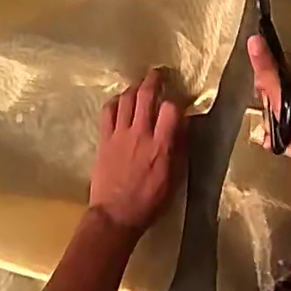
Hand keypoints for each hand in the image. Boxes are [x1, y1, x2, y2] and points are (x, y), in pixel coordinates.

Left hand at [89, 69, 184, 233]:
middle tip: (158, 73)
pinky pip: (108, 111)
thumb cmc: (150, 201)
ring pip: (126, 98)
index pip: (171, 109)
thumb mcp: (174, 178)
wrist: (116, 216)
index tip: (179, 100)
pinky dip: (115, 100)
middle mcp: (140, 134)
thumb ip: (180, 148)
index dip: (177, 100)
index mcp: (161, 146)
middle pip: (146, 95)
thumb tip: (185, 123)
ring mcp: (120, 134)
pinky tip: (121, 100)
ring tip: (140, 84)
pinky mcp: (104, 138)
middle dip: (154, 80)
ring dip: (135, 87)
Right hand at [248, 35, 290, 199]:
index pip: (281, 67)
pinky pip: (286, 130)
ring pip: (281, 111)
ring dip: (272, 122)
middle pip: (279, 90)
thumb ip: (268, 71)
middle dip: (267, 103)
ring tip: (270, 132)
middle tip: (267, 114)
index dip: (267, 76)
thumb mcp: (283, 99)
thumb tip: (255, 39)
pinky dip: (278, 136)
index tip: (259, 89)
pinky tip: (274, 144)